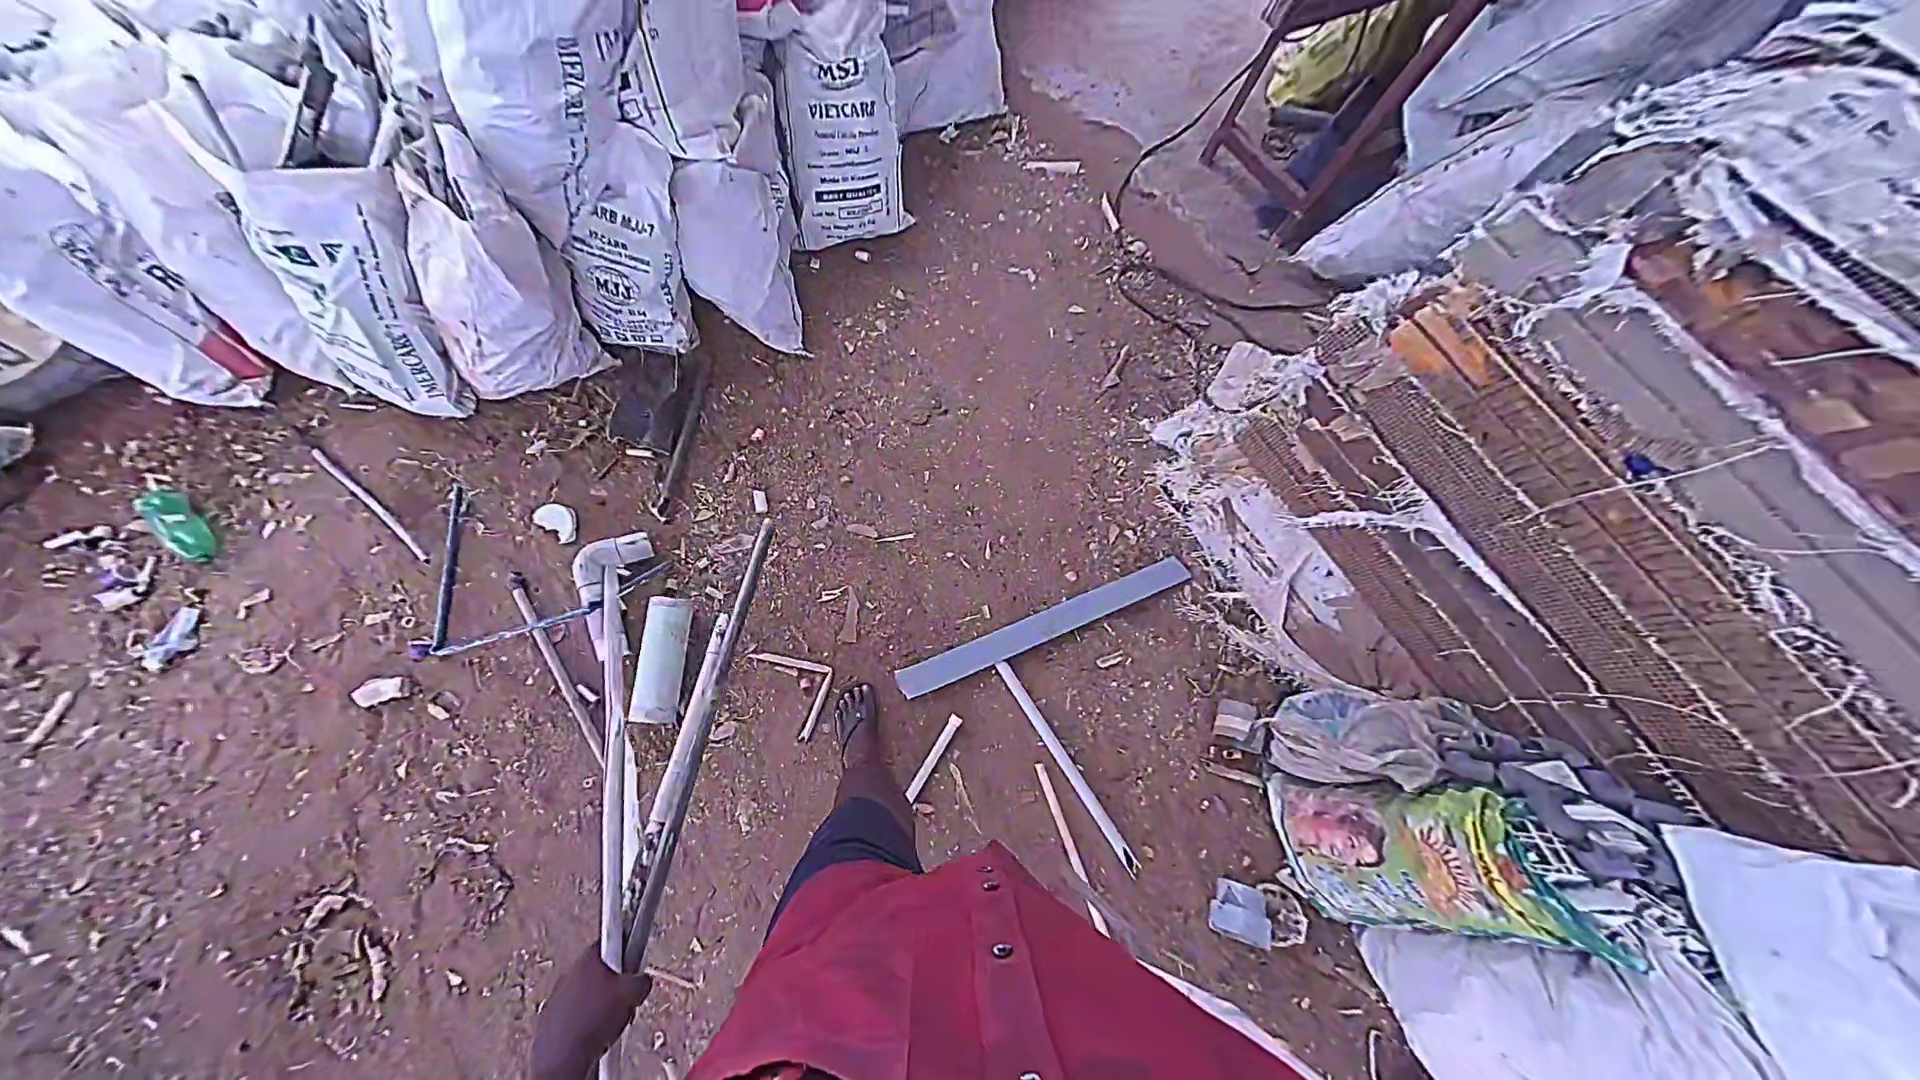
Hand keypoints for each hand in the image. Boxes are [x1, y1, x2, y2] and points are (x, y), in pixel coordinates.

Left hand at [530, 944, 653, 1079]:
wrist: (564, 1061)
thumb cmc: (594, 1021)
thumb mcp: (634, 992)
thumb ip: (642, 979)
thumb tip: (643, 980)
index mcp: (587, 959)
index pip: (611, 941)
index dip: (627, 949)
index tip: (634, 957)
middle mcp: (568, 975)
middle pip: (599, 970)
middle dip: (614, 982)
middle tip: (625, 994)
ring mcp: (555, 1001)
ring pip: (587, 995)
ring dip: (599, 1003)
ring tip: (611, 1019)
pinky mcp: (549, 1025)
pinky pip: (575, 1016)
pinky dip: (586, 1022)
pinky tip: (597, 1033)